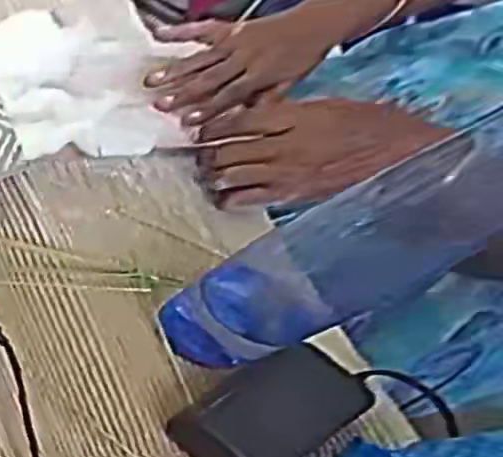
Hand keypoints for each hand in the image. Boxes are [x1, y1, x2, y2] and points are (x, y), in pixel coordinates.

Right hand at [147, 7, 357, 124]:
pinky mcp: (233, 29)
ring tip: (151, 80)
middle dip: (185, 91)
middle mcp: (247, 56)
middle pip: (211, 77)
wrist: (327, 17)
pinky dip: (179, 32)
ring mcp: (238, 41)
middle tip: (160, 104)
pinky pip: (204, 30)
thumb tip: (235, 123)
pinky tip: (159, 34)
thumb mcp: (291, 82)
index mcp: (262, 73)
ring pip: (202, 59)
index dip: (209, 108)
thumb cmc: (303, 56)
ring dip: (175, 70)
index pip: (230, 94)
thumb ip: (263, 102)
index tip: (186, 121)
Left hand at [195, 98, 448, 207]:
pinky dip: (225, 198)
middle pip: (225, 151)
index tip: (203, 134)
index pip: (242, 120)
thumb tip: (254, 112)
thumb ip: (292, 112)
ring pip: (225, 176)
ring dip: (213, 178)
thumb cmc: (371, 126)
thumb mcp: (333, 108)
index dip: (215, 129)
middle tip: (205, 161)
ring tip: (213, 178)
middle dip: (208, 158)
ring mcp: (282, 170)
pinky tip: (227, 195)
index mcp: (300, 115)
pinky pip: (236, 199)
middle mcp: (285, 143)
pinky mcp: (282, 193)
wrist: (402, 153)